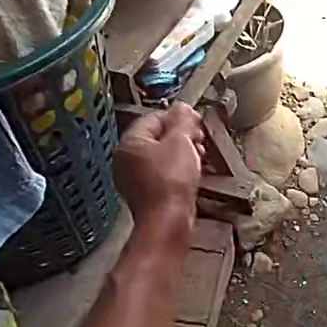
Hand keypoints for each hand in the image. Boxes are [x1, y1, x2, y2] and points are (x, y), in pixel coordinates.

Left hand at [112, 104, 203, 239]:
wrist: (168, 219)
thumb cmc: (172, 179)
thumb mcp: (181, 142)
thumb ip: (182, 121)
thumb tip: (182, 106)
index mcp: (130, 143)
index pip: (154, 118)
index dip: (178, 117)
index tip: (197, 122)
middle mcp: (126, 159)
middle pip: (156, 137)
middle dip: (181, 136)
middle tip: (200, 139)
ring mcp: (133, 178)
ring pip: (160, 155)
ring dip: (182, 152)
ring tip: (200, 156)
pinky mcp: (145, 193)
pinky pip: (162, 173)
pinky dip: (177, 169)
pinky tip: (192, 173)